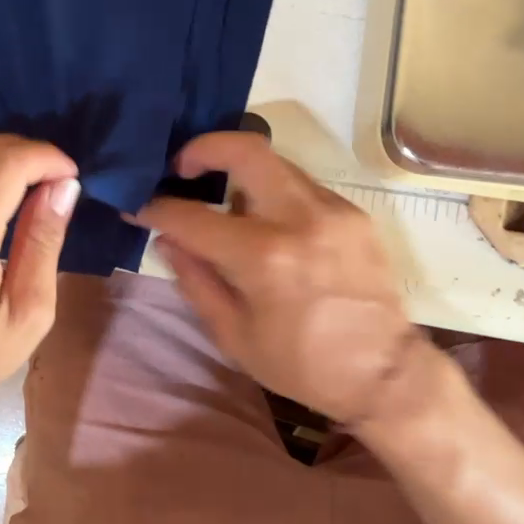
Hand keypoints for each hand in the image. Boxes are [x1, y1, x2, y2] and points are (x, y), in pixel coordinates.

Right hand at [135, 132, 438, 433]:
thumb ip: (195, 280)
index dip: (156, 210)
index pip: (193, 216)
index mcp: (263, 258)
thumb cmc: (302, 365)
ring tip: (223, 202)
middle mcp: (300, 219)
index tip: (138, 207)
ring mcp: (332, 211)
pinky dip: (273, 194)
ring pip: (275, 162)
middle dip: (203, 148)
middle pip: (246, 150)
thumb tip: (167, 239)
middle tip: (181, 168)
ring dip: (240, 172)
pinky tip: (266, 224)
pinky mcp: (353, 214)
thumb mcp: (234, 335)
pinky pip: (301, 186)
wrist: (385, 375)